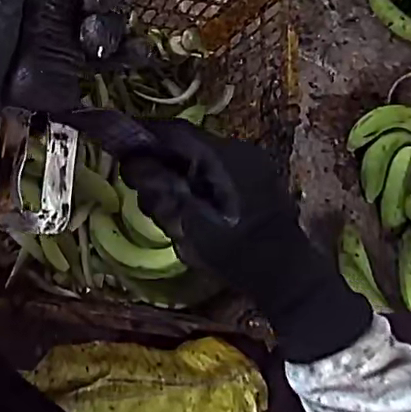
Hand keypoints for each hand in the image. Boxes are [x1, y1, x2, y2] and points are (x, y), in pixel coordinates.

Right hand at [69, 116, 372, 361]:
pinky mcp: (256, 180)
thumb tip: (131, 161)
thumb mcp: (190, 226)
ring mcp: (251, 164)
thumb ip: (159, 191)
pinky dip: (197, 184)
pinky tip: (193, 210)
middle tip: (142, 185)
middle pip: (187, 145)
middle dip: (160, 161)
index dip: (145, 133)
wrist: (290, 280)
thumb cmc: (237, 255)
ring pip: (201, 159)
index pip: (176, 132)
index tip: (120, 140)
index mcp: (224, 158)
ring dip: (179, 174)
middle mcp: (239, 151)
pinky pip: (216, 171)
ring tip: (168, 207)